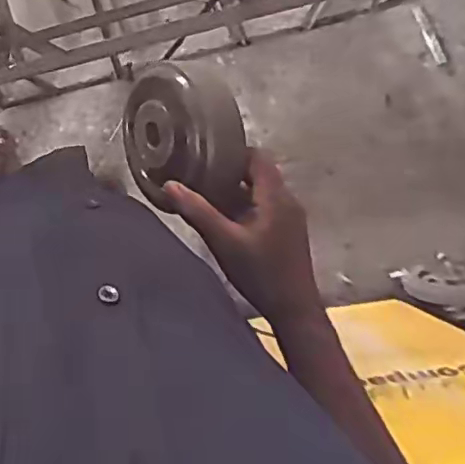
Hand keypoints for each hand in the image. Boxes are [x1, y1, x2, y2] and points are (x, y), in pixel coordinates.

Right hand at [165, 151, 322, 325]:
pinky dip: (245, 203)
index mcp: (276, 197)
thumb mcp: (224, 242)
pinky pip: (265, 204)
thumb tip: (169, 185)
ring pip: (261, 189)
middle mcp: (287, 201)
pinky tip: (225, 217)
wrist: (295, 311)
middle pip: (259, 171)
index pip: (258, 156)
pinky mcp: (288, 231)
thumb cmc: (261, 273)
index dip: (233, 152)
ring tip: (207, 192)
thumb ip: (197, 211)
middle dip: (231, 170)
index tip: (207, 155)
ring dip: (237, 188)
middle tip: (201, 172)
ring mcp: (290, 217)